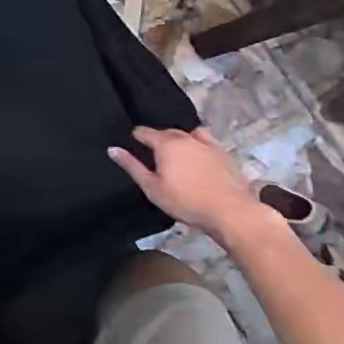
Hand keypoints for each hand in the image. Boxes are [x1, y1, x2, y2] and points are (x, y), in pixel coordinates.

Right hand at [108, 127, 280, 246]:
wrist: (231, 212)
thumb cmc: (185, 201)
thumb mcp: (151, 187)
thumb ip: (131, 166)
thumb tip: (112, 149)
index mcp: (166, 143)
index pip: (144, 132)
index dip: (135, 138)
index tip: (133, 147)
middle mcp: (186, 138)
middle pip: (166, 131)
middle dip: (157, 140)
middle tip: (153, 158)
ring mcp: (208, 144)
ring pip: (188, 134)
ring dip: (179, 140)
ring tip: (177, 156)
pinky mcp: (224, 154)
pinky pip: (206, 141)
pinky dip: (198, 145)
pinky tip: (199, 158)